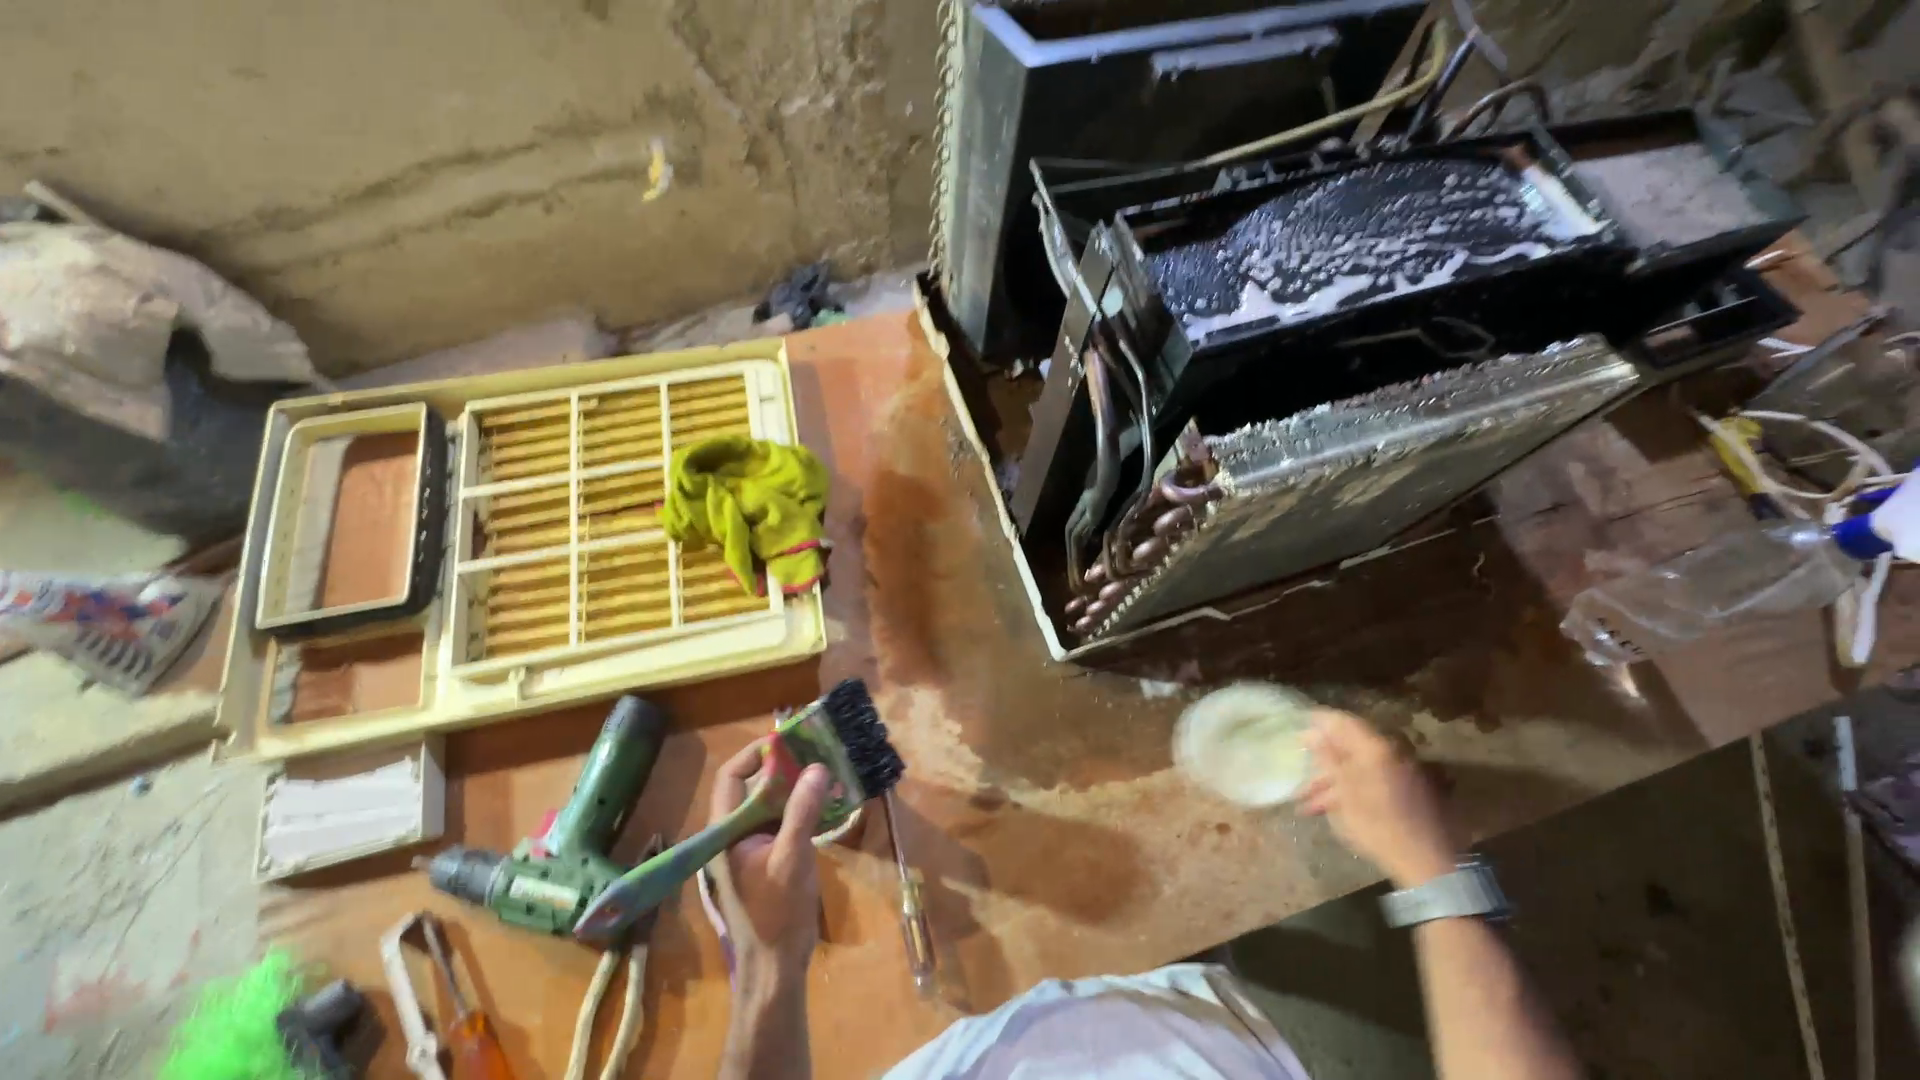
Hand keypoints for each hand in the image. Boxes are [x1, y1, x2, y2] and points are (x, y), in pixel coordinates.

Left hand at [708, 740, 831, 984]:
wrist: (776, 965)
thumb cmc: (776, 912)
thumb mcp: (792, 858)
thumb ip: (802, 812)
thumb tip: (816, 768)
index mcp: (725, 832)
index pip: (731, 777)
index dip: (755, 755)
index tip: (786, 741)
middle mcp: (733, 834)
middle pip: (752, 787)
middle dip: (782, 767)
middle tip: (814, 751)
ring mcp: (751, 848)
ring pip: (769, 804)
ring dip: (795, 787)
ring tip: (826, 771)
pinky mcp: (769, 859)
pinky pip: (783, 822)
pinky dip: (802, 809)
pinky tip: (828, 803)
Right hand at [1299, 709, 1459, 887]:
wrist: (1427, 862)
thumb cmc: (1378, 825)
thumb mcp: (1344, 792)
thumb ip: (1327, 758)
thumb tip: (1311, 732)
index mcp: (1375, 749)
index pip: (1343, 721)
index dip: (1319, 721)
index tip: (1297, 726)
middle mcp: (1392, 754)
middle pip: (1350, 746)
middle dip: (1322, 760)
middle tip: (1300, 772)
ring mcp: (1402, 773)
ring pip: (1359, 767)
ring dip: (1332, 781)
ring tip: (1308, 803)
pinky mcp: (1408, 792)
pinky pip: (1372, 781)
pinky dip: (1351, 790)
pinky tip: (1333, 810)